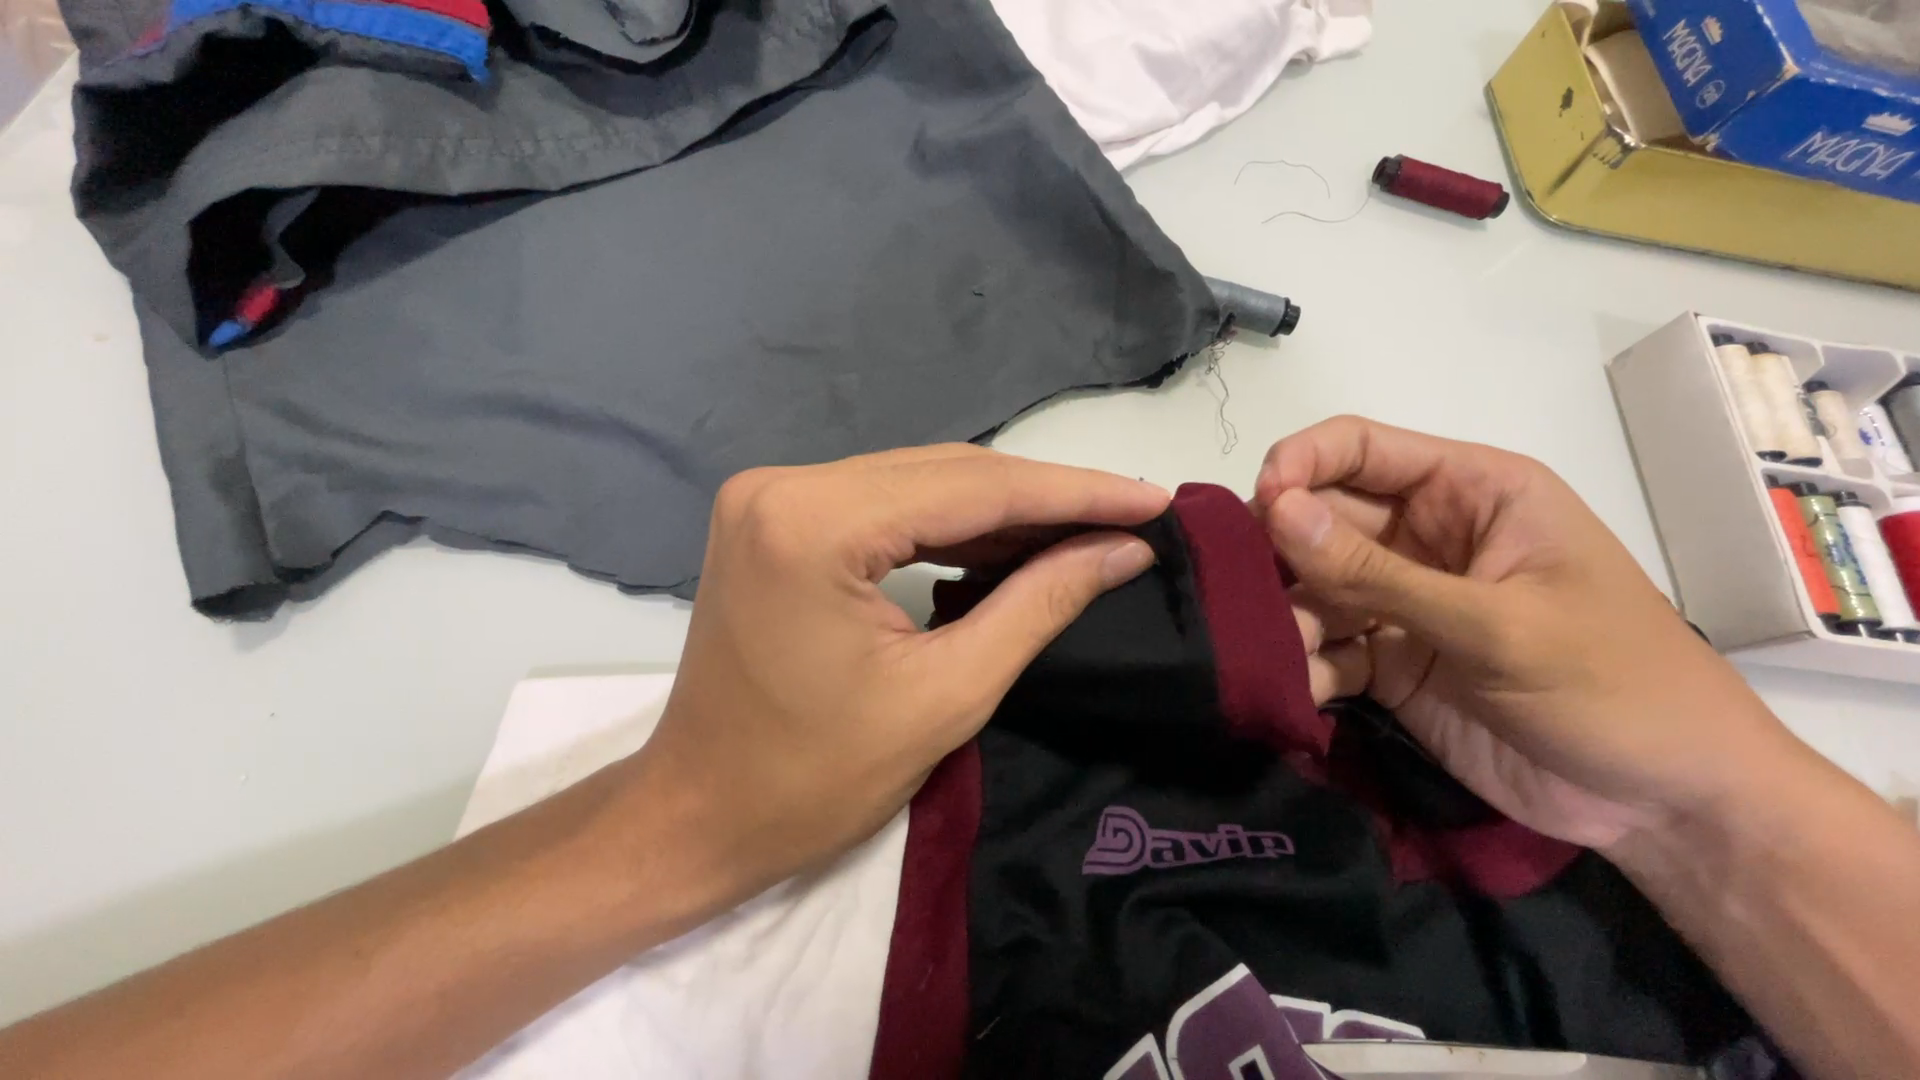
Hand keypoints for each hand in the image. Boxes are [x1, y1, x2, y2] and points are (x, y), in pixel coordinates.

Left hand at [627, 444, 1168, 911]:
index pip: (972, 489)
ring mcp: (771, 497)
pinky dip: (949, 525)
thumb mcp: (948, 694)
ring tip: (1087, 530)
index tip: (1153, 500)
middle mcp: (784, 485)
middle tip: (1130, 517)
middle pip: (945, 474)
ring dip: (1002, 510)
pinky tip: (1011, 542)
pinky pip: (883, 505)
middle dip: (1044, 498)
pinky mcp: (775, 519)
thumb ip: (1040, 603)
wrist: (700, 815)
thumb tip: (1124, 548)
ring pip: (918, 484)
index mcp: (814, 524)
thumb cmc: (816, 780)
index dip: (1074, 493)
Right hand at [1251, 417, 1810, 851]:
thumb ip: (1376, 572)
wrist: (1665, 806)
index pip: (1360, 448)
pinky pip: (1324, 648)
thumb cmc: (1611, 686)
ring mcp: (1403, 602)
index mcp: (1470, 494)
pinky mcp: (1387, 662)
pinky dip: (1305, 665)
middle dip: (1279, 552)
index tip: (1259, 509)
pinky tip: (1306, 689)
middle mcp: (1425, 538)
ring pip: (1311, 585)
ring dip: (1287, 615)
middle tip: (1241, 591)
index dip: (1300, 464)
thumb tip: (1276, 510)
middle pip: (1321, 518)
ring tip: (1282, 651)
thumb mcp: (1495, 625)